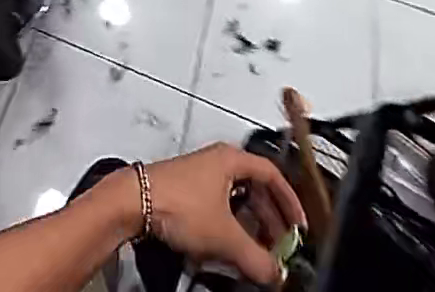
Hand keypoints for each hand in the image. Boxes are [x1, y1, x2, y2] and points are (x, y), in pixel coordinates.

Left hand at [140, 143, 306, 287]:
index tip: (299, 226)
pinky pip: (218, 207)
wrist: (135, 201)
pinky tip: (231, 250)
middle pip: (255, 188)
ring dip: (251, 227)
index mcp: (230, 159)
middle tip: (281, 247)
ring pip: (236, 200)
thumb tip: (276, 275)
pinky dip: (230, 227)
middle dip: (271, 220)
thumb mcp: (227, 237)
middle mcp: (216, 162)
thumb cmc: (177, 203)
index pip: (271, 173)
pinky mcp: (186, 191)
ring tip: (259, 254)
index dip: (289, 201)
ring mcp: (200, 175)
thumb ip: (258, 260)